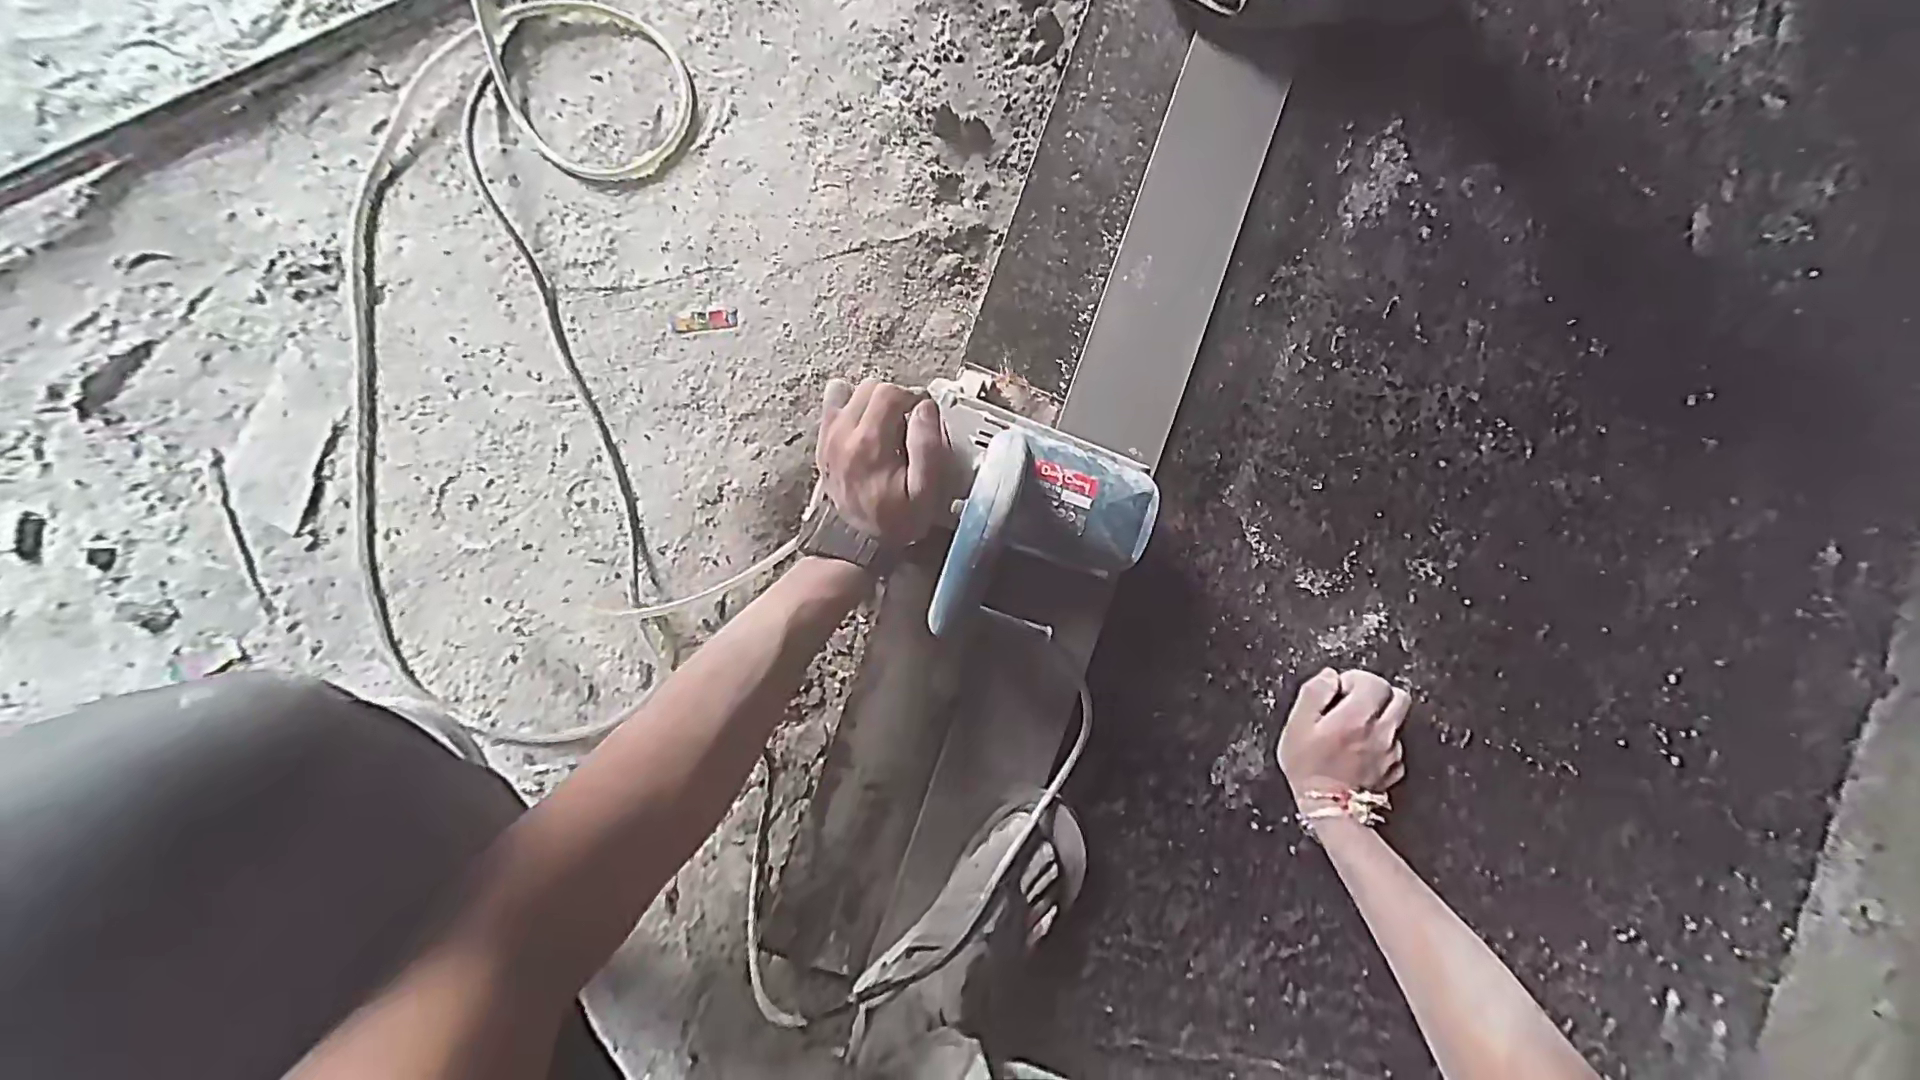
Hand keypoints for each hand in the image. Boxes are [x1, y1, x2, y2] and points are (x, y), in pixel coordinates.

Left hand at [816, 378, 954, 547]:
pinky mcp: (824, 442)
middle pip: (871, 387)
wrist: (859, 541)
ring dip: (875, 402)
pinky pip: (834, 404)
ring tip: (888, 426)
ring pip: (852, 391)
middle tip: (909, 423)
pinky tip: (866, 425)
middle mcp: (843, 435)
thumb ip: (929, 448)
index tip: (924, 418)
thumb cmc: (895, 520)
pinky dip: (852, 406)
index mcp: (869, 444)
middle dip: (896, 398)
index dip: (914, 398)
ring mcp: (829, 437)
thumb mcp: (925, 493)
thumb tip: (925, 410)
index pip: (891, 393)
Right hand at [1277, 668, 1409, 802]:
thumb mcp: (1296, 724)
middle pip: (1397, 696)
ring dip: (1379, 716)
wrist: (1328, 808)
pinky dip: (1380, 740)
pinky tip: (1358, 749)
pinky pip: (1394, 743)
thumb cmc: (1307, 766)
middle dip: (1375, 693)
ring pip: (1397, 719)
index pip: (1373, 681)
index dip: (1352, 680)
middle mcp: (1382, 732)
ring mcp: (1392, 752)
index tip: (1336, 692)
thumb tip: (1330, 676)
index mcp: (1357, 717)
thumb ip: (1313, 692)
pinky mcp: (1394, 768)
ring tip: (1352, 728)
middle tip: (1350, 703)